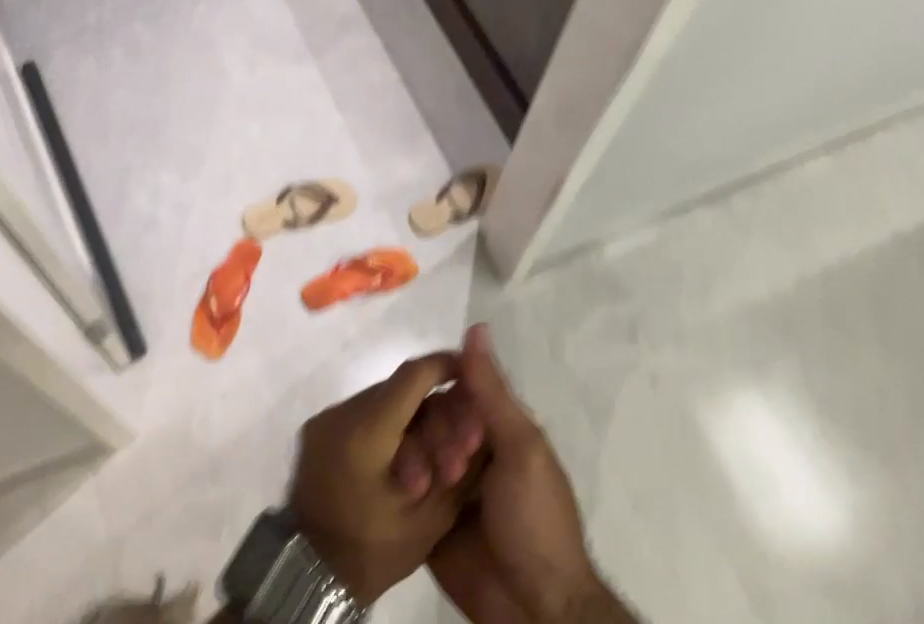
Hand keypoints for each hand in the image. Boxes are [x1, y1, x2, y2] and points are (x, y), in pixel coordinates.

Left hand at [288, 351, 468, 605]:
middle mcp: (340, 415)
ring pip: (380, 399)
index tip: (471, 373)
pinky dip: (386, 425)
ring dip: (409, 416)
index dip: (446, 366)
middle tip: (454, 437)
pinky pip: (360, 413)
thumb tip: (479, 415)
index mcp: (366, 432)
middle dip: (432, 406)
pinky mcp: (316, 431)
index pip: (413, 375)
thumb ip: (460, 461)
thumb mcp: (432, 515)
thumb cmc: (376, 550)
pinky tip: (402, 456)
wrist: (312, 573)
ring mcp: (323, 421)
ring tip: (428, 454)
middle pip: (398, 388)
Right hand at [406, 326, 628, 623]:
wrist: (531, 605)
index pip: (459, 393)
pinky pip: (404, 491)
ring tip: (416, 485)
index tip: (437, 409)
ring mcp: (448, 489)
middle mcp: (472, 453)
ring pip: (415, 453)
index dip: (447, 396)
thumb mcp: (521, 449)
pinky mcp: (426, 520)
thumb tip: (476, 327)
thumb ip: (492, 392)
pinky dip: (397, 487)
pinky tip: (388, 487)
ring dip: (412, 461)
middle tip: (440, 467)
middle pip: (432, 421)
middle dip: (429, 436)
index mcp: (499, 432)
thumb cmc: (535, 520)